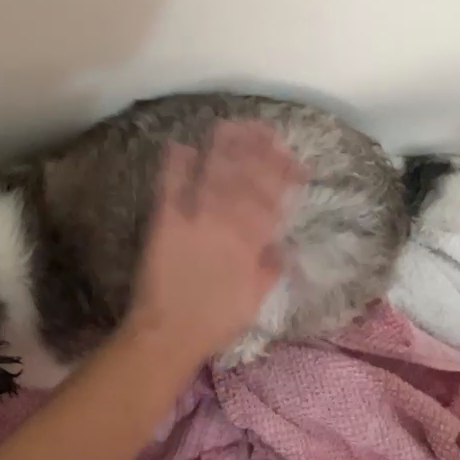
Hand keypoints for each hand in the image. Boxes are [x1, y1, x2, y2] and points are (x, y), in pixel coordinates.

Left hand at [124, 121, 307, 362]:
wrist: (170, 333)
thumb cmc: (216, 320)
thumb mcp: (255, 299)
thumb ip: (271, 268)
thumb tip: (285, 246)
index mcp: (251, 241)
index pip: (272, 198)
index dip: (284, 175)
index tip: (294, 159)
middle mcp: (227, 223)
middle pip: (246, 177)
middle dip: (258, 151)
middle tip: (267, 131)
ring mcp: (196, 218)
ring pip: (215, 173)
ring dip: (225, 148)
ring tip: (233, 127)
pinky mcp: (166, 221)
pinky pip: (171, 186)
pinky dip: (176, 165)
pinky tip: (180, 145)